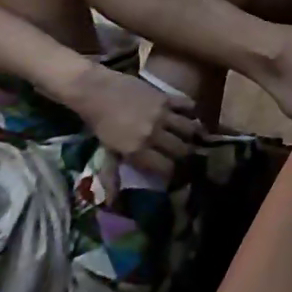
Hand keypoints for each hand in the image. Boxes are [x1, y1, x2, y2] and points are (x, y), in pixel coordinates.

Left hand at [66, 62, 204, 177]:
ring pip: (189, 128)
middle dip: (185, 154)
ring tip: (194, 136)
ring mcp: (162, 114)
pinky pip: (188, 105)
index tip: (174, 172)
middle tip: (186, 154)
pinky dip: (192, 111)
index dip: (172, 172)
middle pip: (181, 149)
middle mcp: (153, 134)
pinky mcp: (167, 97)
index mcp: (136, 150)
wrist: (98, 92)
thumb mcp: (105, 151)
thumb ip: (112, 173)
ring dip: (193, 134)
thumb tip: (112, 200)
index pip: (165, 166)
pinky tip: (190, 114)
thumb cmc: (100, 123)